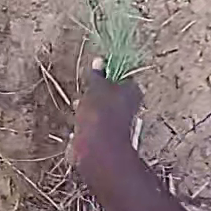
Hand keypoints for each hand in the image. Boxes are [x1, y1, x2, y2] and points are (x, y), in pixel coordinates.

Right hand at [72, 62, 142, 188]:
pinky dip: (86, 126)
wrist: (96, 148)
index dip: (105, 77)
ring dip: (88, 111)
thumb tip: (98, 61)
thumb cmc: (99, 113)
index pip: (121, 78)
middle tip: (82, 97)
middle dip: (95, 96)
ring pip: (101, 112)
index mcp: (133, 92)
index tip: (91, 79)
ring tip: (78, 111)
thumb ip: (97, 75)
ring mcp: (119, 125)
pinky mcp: (107, 139)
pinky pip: (95, 127)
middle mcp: (130, 108)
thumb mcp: (96, 87)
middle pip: (110, 96)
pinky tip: (78, 128)